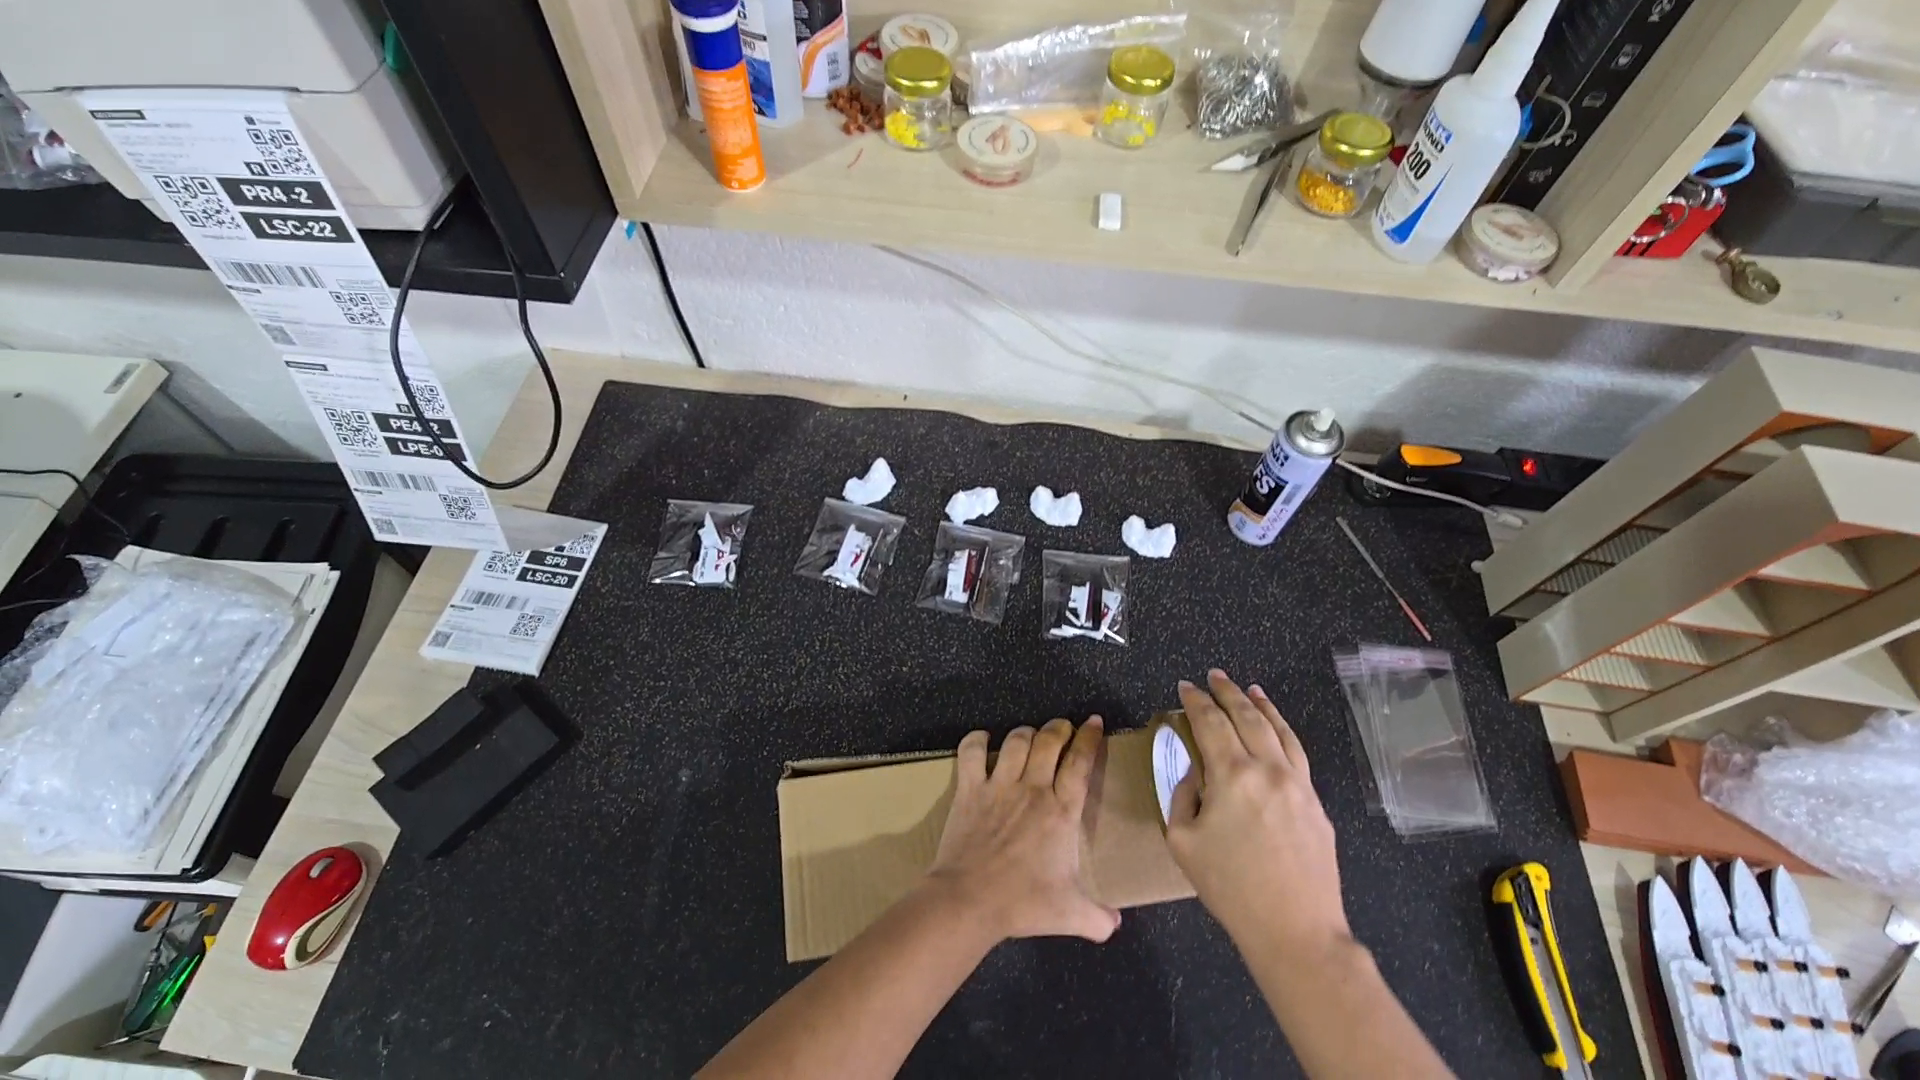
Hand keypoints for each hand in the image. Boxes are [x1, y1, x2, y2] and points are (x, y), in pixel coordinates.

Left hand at [924, 717, 1121, 944]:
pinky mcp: (969, 790)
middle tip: (1064, 727)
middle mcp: (1033, 789)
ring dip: (1026, 733)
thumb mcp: (1071, 915)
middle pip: (1049, 741)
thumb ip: (1098, 918)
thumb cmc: (1023, 903)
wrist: (970, 900)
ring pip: (1016, 741)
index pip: (1080, 763)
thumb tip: (1115, 924)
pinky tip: (982, 739)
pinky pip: (971, 752)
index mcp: (1061, 811)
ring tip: (1031, 735)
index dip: (1090, 738)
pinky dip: (976, 740)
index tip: (1095, 723)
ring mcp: (999, 786)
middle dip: (1059, 728)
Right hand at [1167, 671, 1349, 953]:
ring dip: (1261, 705)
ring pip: (1279, 730)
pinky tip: (1277, 730)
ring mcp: (1299, 784)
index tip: (1185, 687)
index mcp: (1232, 775)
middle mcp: (1268, 769)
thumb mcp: (1184, 841)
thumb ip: (1182, 796)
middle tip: (1214, 676)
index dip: (1195, 701)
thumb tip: (1194, 770)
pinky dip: (1283, 731)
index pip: (1210, 723)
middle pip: (1247, 717)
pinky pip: (1297, 754)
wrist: (1295, 928)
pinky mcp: (1316, 803)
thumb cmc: (1230, 887)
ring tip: (1249, 689)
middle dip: (1227, 692)